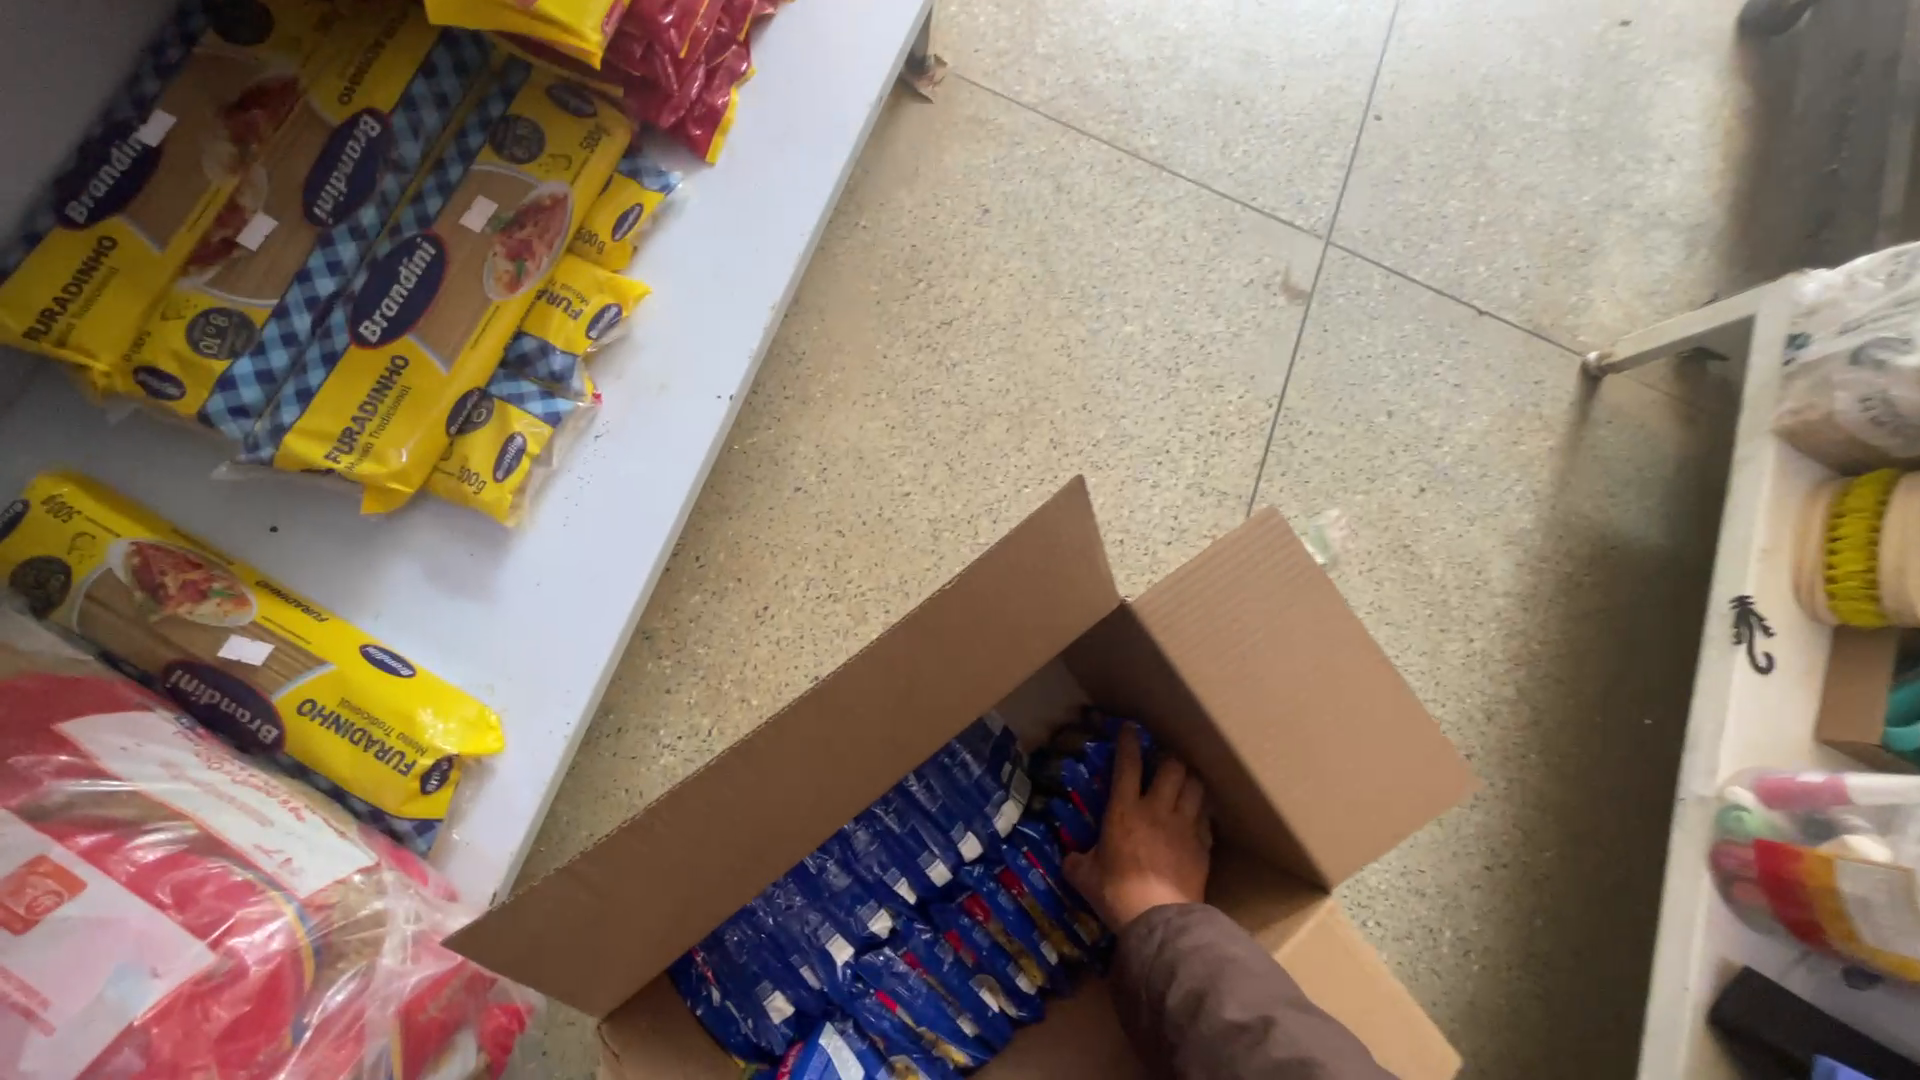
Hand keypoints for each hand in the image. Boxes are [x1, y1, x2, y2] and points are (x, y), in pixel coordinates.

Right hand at [1063, 724, 1210, 930]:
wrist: (1158, 918)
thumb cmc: (1116, 893)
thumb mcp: (1085, 877)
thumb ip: (1077, 861)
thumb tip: (1070, 858)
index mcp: (1124, 810)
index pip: (1127, 764)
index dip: (1129, 742)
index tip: (1130, 729)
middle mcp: (1156, 809)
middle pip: (1172, 767)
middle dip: (1169, 759)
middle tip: (1164, 762)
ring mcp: (1184, 826)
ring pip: (1195, 786)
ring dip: (1190, 780)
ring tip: (1185, 783)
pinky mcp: (1203, 845)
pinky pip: (1206, 818)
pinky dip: (1202, 813)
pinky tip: (1197, 818)